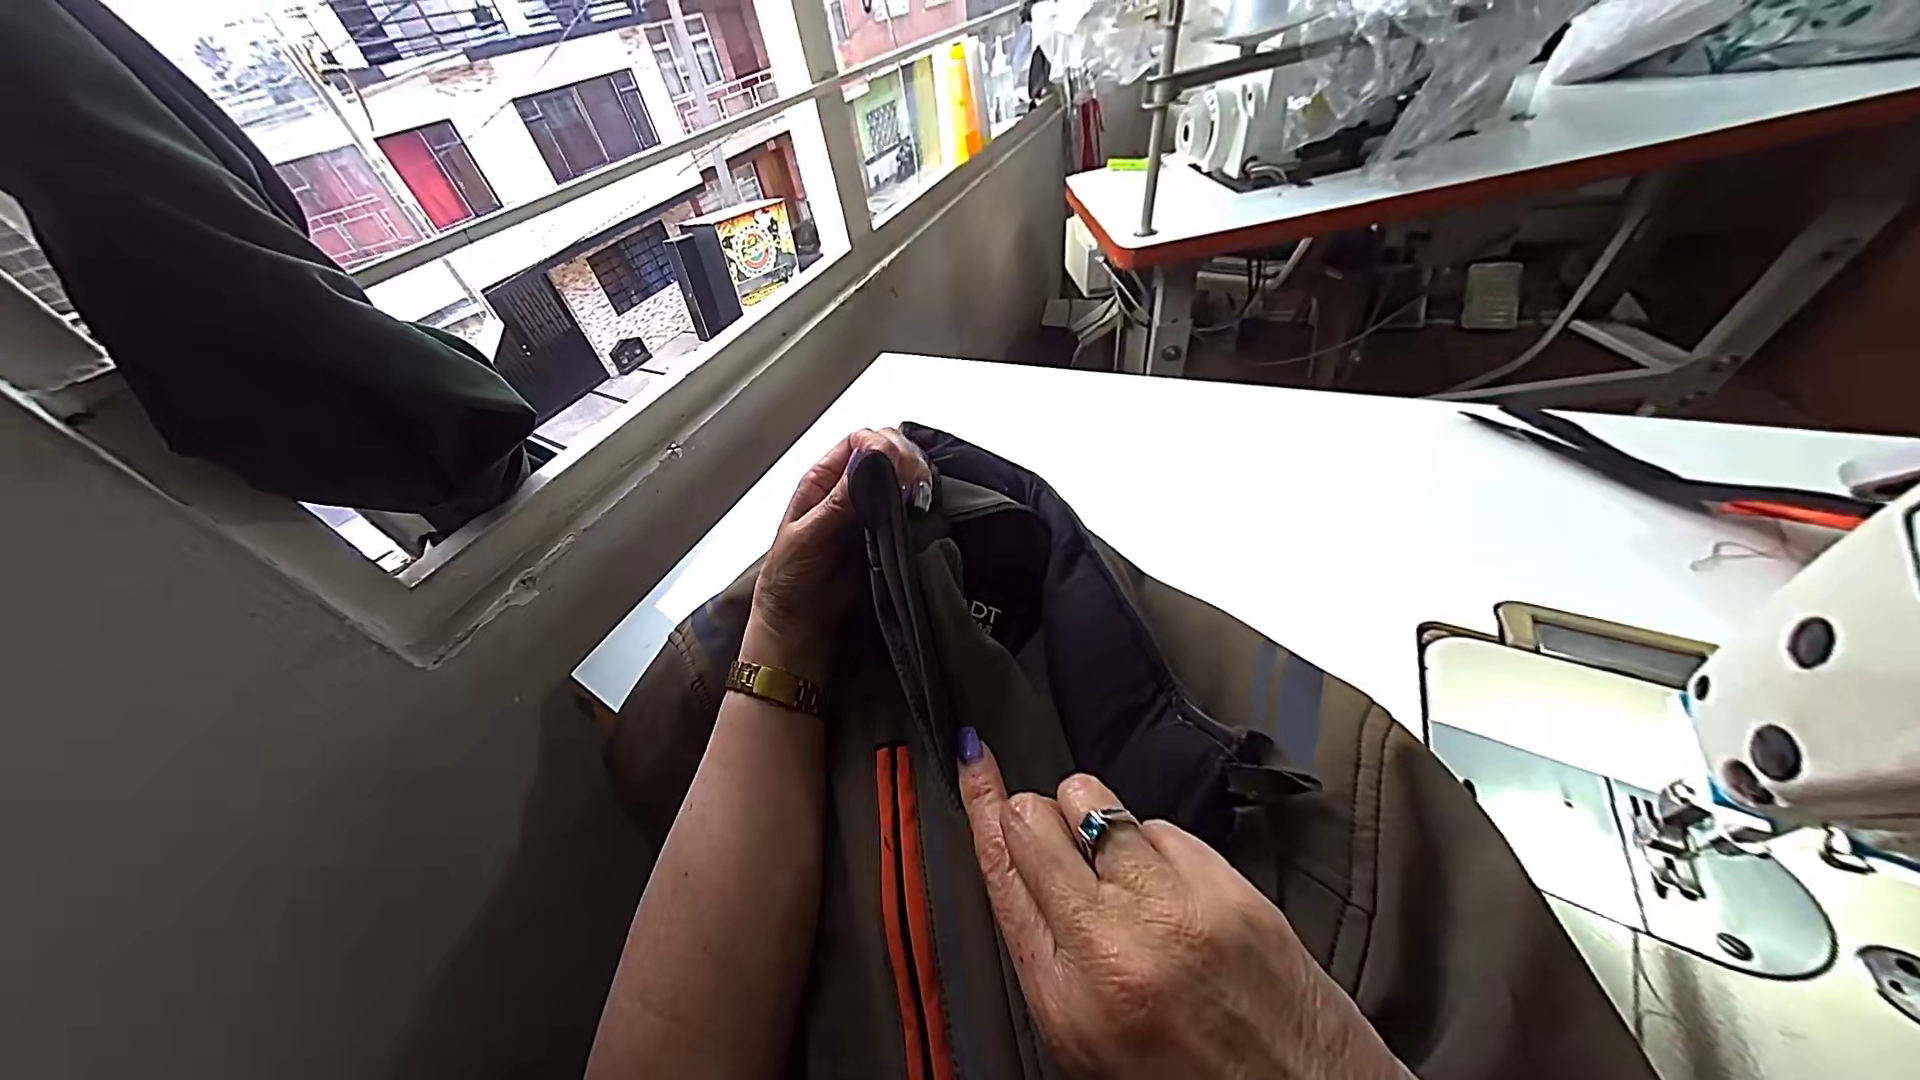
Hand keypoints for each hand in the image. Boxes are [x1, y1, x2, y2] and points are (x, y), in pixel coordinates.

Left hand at [746, 427, 930, 680]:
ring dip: (917, 479)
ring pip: (903, 477)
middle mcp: (849, 490)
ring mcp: (871, 510)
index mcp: (823, 481)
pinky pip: (910, 508)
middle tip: (915, 482)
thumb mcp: (806, 536)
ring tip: (921, 496)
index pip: (860, 440)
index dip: (882, 445)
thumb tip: (867, 461)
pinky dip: (922, 504)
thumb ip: (837, 501)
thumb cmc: (789, 578)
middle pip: (888, 451)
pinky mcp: (888, 532)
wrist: (799, 622)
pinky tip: (924, 510)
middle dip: (907, 458)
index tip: (897, 464)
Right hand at [957, 732, 1410, 1079]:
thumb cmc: (1184, 1074)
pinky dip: (1154, 843)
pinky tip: (1175, 888)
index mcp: (1064, 997)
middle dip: (1038, 814)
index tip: (972, 757)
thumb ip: (1044, 936)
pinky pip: (1155, 820)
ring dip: (1094, 817)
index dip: (979, 801)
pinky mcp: (1223, 883)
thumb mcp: (1084, 1031)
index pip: (999, 867)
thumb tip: (1018, 846)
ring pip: (1090, 797)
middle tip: (1057, 836)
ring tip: (1123, 866)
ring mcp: (1171, 908)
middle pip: (1034, 818)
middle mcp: (1111, 946)